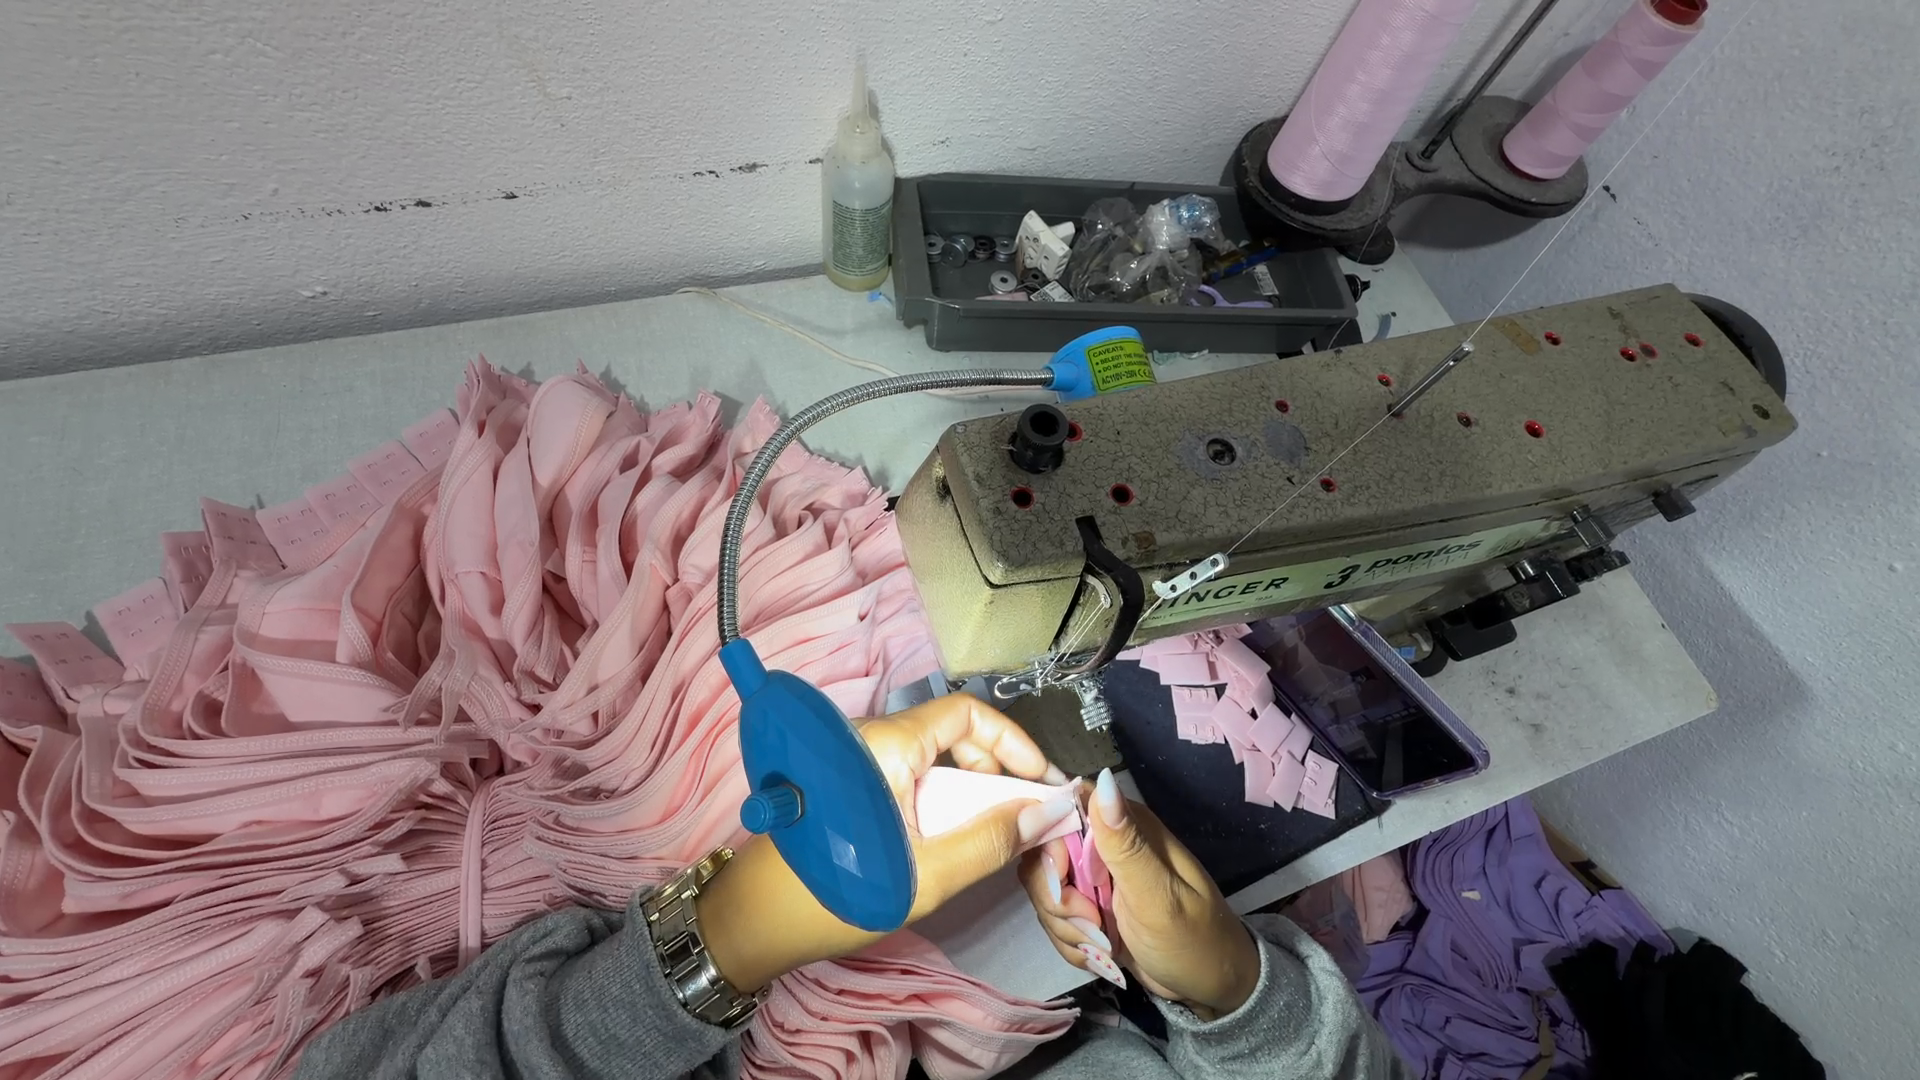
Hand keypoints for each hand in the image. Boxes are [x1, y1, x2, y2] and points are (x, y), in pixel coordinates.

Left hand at [694, 694, 1074, 991]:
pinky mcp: (850, 776)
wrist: (756, 920)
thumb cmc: (838, 894)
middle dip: (994, 767)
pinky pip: (909, 769)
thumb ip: (989, 841)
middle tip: (1020, 811)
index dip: (1012, 740)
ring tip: (989, 827)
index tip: (1041, 779)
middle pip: (950, 731)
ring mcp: (857, 755)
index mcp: (886, 744)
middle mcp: (870, 735)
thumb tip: (1046, 814)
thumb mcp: (925, 876)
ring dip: (968, 784)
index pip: (965, 712)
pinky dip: (940, 793)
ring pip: (931, 753)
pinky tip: (950, 830)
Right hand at [1018, 769, 1259, 1018]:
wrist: (1210, 989)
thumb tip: (1104, 777)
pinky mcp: (1088, 901)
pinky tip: (1098, 952)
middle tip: (1092, 925)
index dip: (1049, 842)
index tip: (1063, 883)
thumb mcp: (1158, 897)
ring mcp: (1094, 872)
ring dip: (1064, 924)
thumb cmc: (1194, 941)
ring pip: (1045, 886)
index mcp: (1125, 823)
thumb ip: (1125, 844)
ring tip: (1101, 944)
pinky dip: (1069, 937)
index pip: (1061, 807)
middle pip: (1044, 851)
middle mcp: (1105, 840)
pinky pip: (1055, 911)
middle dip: (1057, 897)